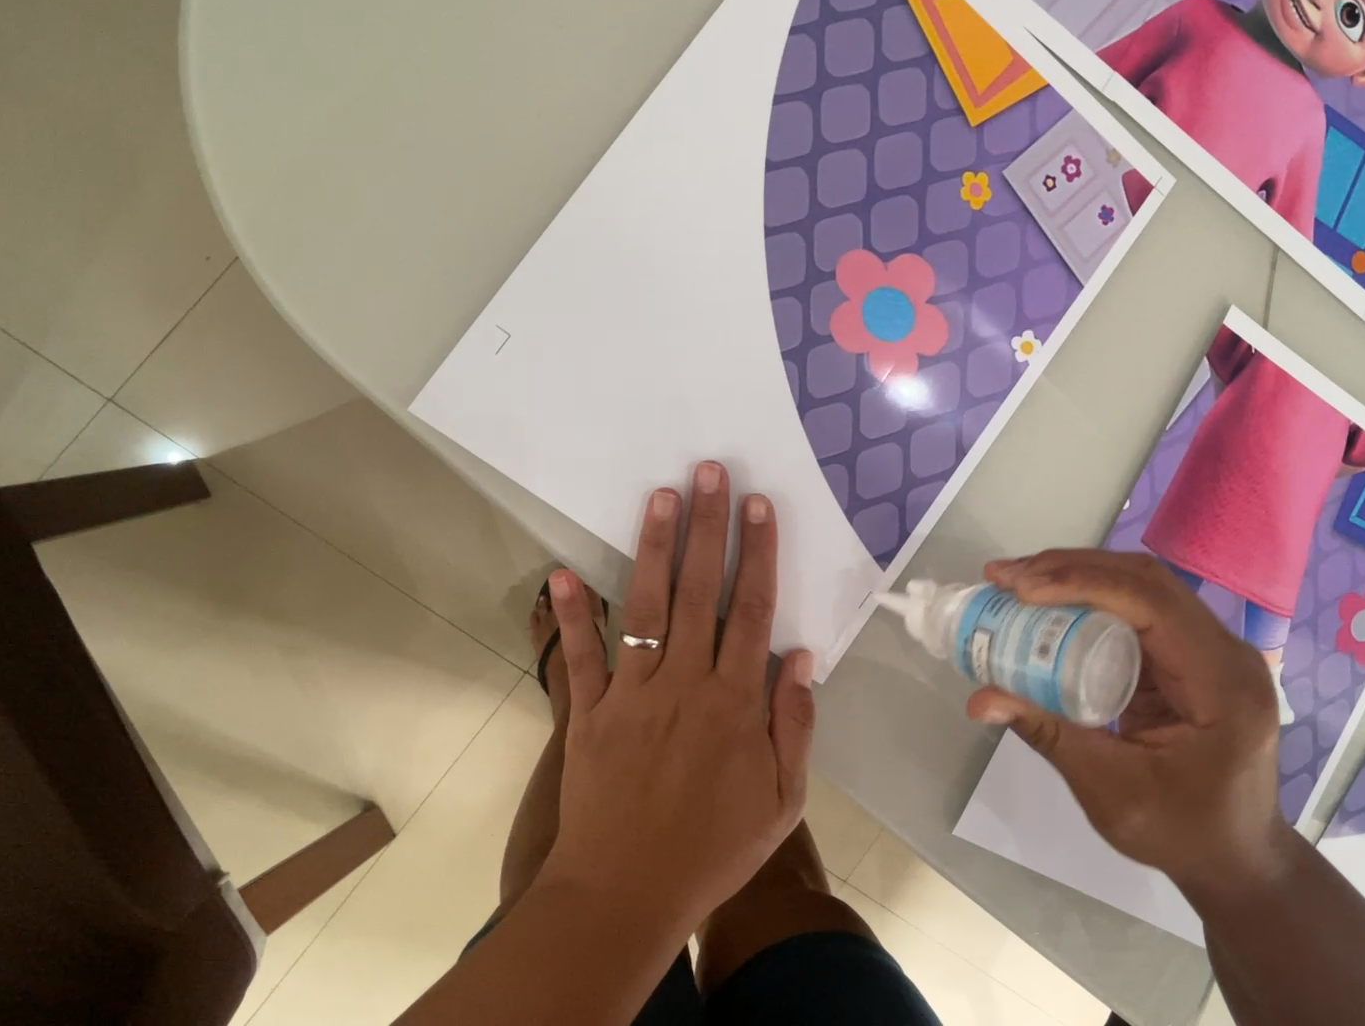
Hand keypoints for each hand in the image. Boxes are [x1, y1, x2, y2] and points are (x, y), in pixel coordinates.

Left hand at [538, 461, 814, 927]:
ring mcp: (631, 694)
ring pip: (646, 608)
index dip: (757, 553)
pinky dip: (570, 616)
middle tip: (708, 472)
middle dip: (707, 527)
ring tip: (659, 495)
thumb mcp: (782, 798)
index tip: (758, 505)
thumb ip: (795, 724)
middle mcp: (684, 682)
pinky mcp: (587, 713)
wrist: (628, 894)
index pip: (751, 610)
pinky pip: (579, 658)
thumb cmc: (714, 848)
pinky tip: (563, 572)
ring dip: (654, 548)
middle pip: (700, 591)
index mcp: (734, 702)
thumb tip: (800, 656)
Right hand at [965, 550, 1289, 898]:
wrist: (1236, 858)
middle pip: (1147, 582)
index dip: (1083, 583)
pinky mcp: (1190, 657)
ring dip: (1076, 577)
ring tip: (1015, 582)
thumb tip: (979, 699)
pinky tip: (1047, 606)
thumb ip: (1048, 735)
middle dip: (1070, 569)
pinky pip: (1138, 612)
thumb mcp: (1111, 792)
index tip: (1019, 589)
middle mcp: (1225, 653)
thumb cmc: (1183, 832)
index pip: (1152, 603)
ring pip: (1142, 588)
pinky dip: (1088, 602)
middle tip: (1004, 577)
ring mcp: (1211, 651)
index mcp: (1222, 684)